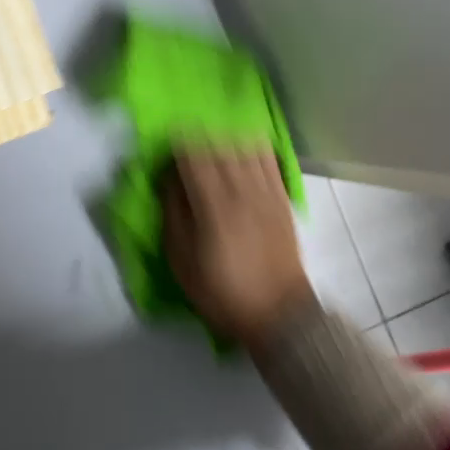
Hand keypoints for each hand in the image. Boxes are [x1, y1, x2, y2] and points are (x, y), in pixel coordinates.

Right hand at [162, 147, 315, 347]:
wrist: (279, 313)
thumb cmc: (222, 292)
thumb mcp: (181, 261)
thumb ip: (173, 215)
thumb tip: (170, 182)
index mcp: (212, 206)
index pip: (192, 156)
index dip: (177, 144)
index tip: (166, 142)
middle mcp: (240, 190)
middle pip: (217, 144)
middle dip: (198, 135)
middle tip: (185, 138)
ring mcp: (266, 191)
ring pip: (243, 146)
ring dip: (224, 136)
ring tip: (212, 138)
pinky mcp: (283, 196)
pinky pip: (268, 158)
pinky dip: (253, 143)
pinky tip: (243, 140)